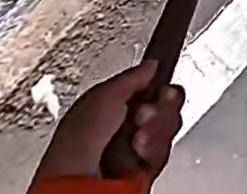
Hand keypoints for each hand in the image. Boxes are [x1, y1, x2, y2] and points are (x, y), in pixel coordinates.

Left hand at [32, 62, 183, 184]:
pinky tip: (140, 149)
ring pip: (169, 123)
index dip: (158, 83)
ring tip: (138, 136)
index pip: (150, 86)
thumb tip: (152, 64)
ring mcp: (137, 148)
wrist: (77, 185)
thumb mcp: (102, 96)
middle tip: (144, 113)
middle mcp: (126, 126)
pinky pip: (166, 148)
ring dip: (157, 125)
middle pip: (166, 102)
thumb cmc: (77, 143)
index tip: (158, 85)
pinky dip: (155, 146)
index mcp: (112, 107)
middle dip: (162, 104)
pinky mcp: (145, 169)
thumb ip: (131, 77)